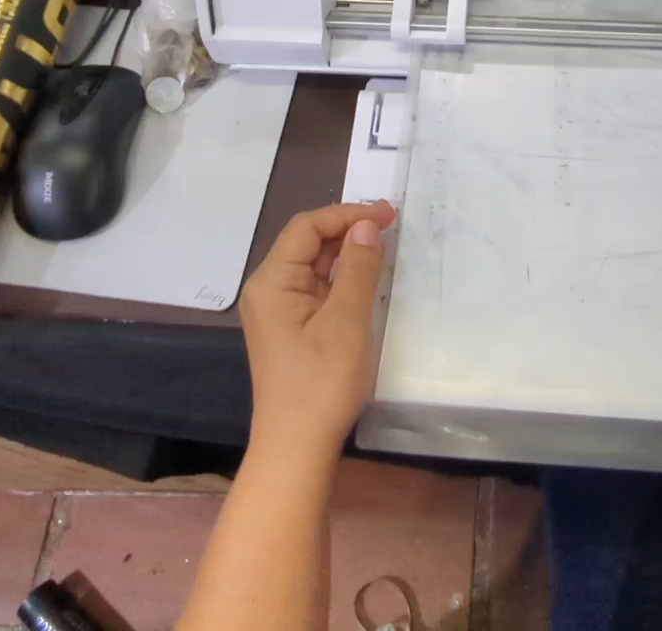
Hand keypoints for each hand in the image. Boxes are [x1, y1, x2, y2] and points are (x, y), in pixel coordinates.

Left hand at [238, 201, 397, 458]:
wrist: (297, 448)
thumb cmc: (321, 383)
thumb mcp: (347, 321)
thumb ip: (358, 268)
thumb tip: (367, 225)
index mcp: (272, 282)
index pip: (307, 228)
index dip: (347, 214)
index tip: (389, 214)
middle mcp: (269, 289)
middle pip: (308, 242)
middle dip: (348, 227)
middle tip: (392, 223)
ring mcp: (279, 310)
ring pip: (314, 264)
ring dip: (347, 250)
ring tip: (385, 242)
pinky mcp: (292, 327)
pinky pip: (318, 287)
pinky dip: (343, 275)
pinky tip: (368, 275)